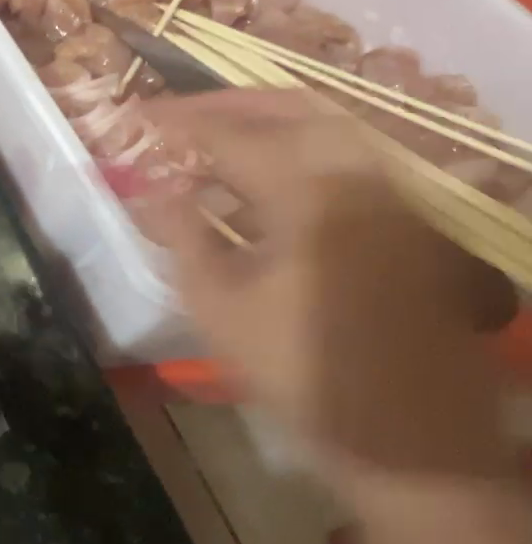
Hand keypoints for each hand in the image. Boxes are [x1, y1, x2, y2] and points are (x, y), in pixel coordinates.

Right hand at [139, 91, 509, 480]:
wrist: (408, 439)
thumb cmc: (297, 369)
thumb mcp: (215, 302)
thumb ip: (181, 232)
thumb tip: (153, 187)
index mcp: (313, 199)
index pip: (235, 133)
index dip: (179, 119)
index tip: (134, 115)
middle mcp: (364, 186)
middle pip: (298, 110)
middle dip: (230, 104)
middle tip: (177, 116)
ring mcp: (397, 206)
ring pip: (332, 135)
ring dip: (266, 128)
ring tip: (210, 148)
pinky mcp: (409, 231)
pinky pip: (349, 168)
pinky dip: (298, 159)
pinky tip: (257, 189)